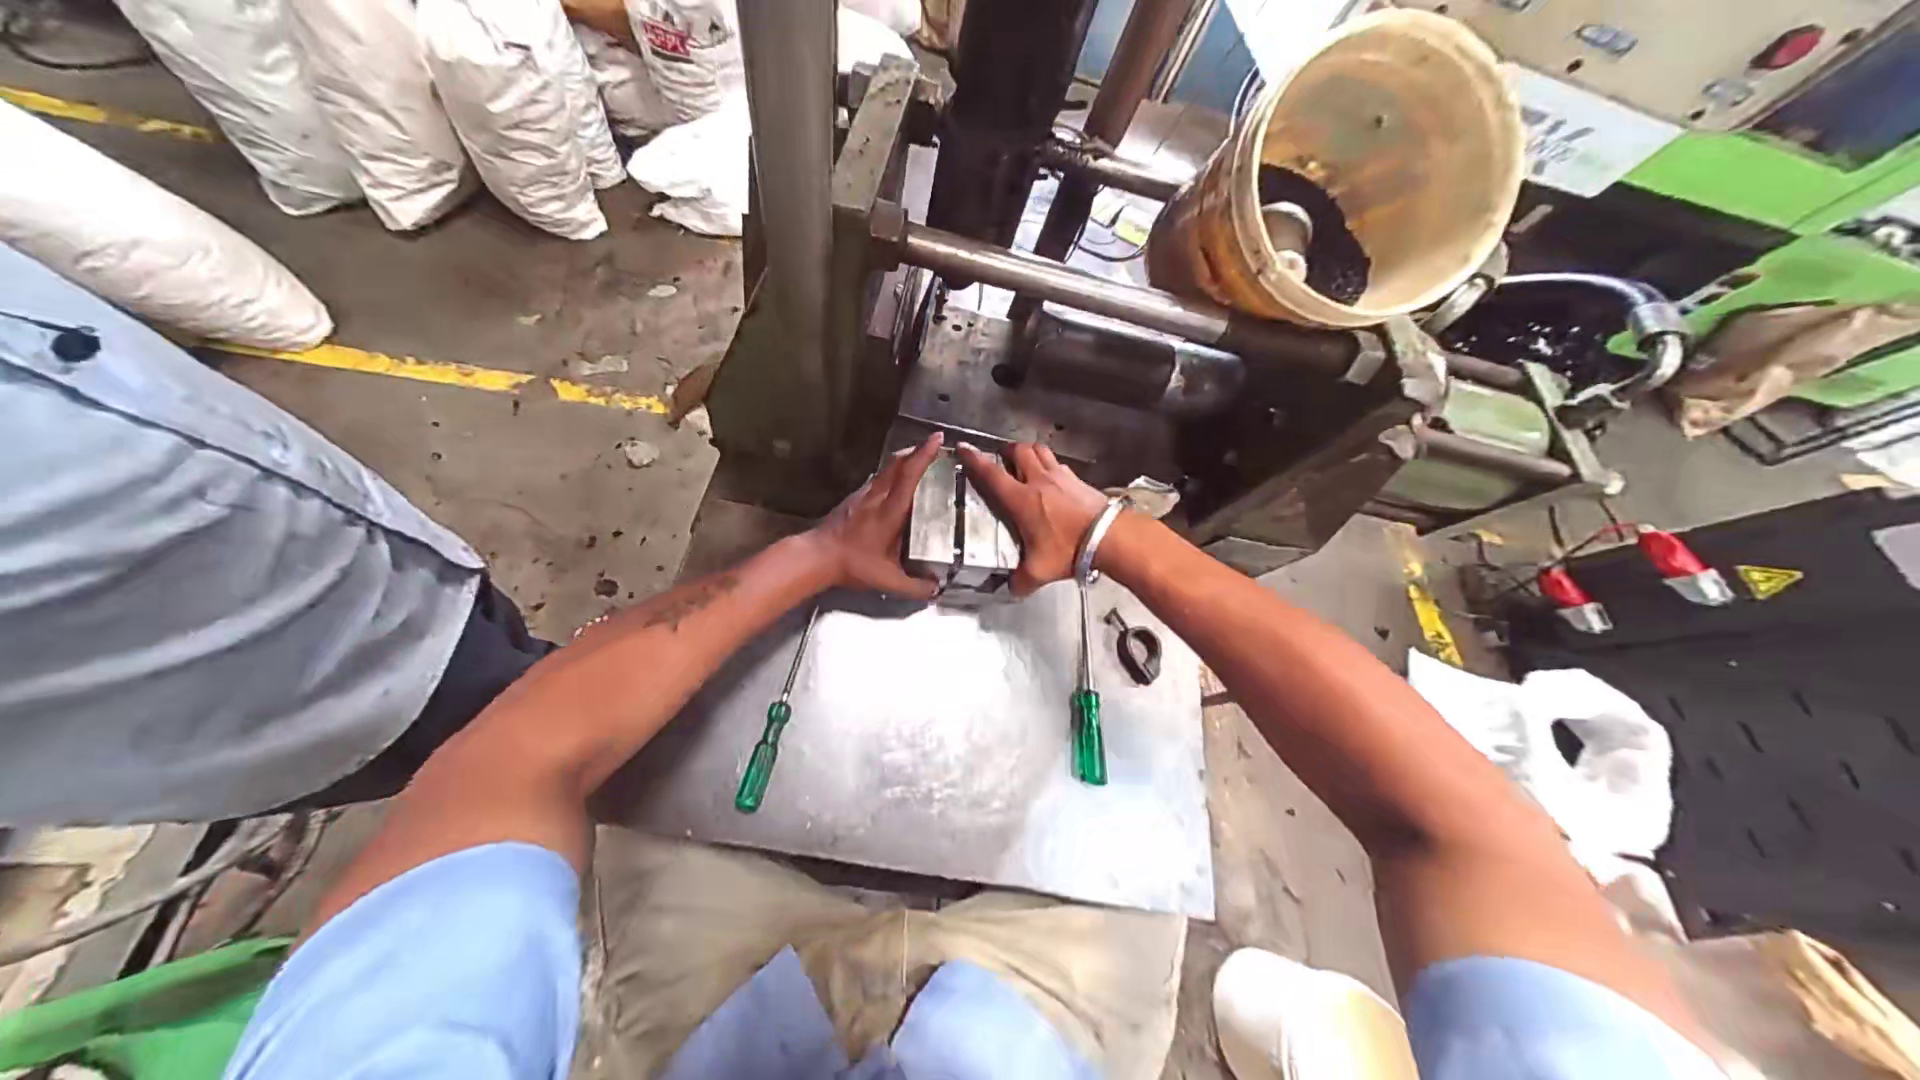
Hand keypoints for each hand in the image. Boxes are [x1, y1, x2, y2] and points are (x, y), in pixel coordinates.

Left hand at [805, 432, 944, 598]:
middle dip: (916, 451)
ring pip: (884, 470)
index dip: (924, 455)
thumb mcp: (887, 580)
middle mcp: (875, 498)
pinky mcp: (851, 501)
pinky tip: (891, 484)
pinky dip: (888, 475)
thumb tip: (935, 589)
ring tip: (915, 459)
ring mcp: (861, 497)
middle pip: (896, 464)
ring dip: (901, 461)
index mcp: (889, 512)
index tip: (937, 439)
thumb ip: (914, 586)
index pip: (909, 476)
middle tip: (931, 445)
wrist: (816, 558)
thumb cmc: (851, 564)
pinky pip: (874, 480)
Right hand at [954, 441, 1108, 595]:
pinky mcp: (1078, 480)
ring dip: (1028, 452)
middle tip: (1001, 457)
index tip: (964, 448)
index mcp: (1021, 500)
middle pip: (1018, 451)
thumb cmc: (1070, 549)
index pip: (991, 474)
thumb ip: (1022, 579)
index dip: (974, 459)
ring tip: (1024, 460)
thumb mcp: (1040, 570)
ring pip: (1040, 451)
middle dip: (1006, 450)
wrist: (1109, 537)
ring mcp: (1061, 477)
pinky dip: (1051, 465)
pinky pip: (1060, 464)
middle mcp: (1039, 481)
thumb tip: (1014, 589)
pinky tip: (1053, 478)